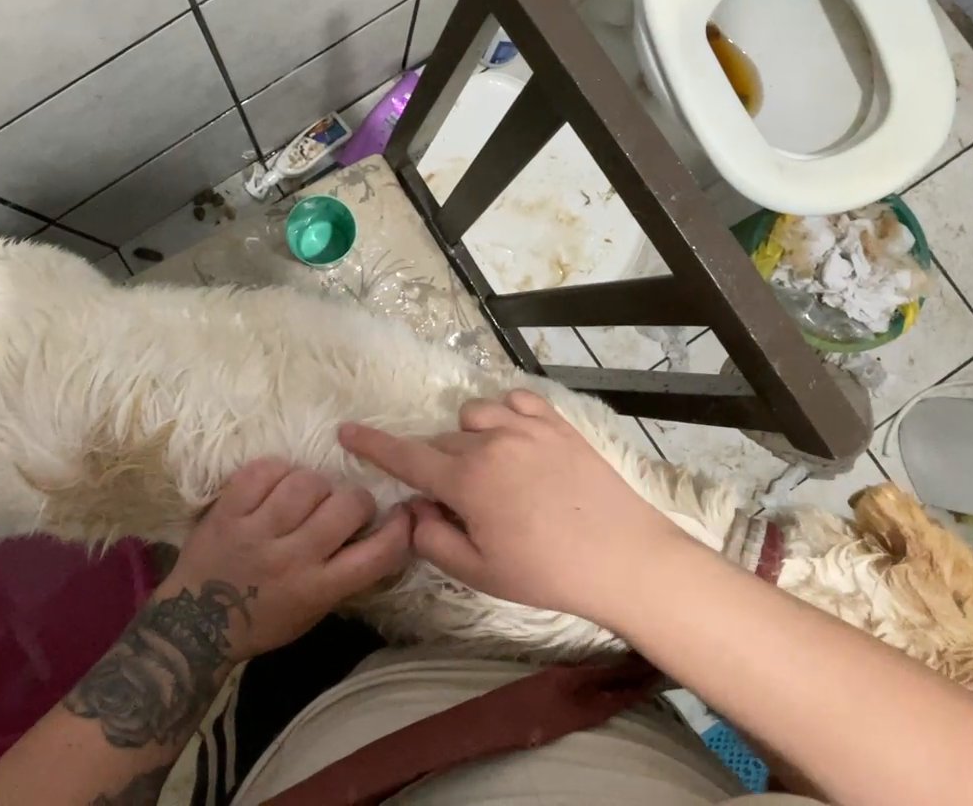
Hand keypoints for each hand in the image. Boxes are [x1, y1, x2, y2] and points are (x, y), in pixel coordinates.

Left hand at [157, 459, 412, 662]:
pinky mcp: (227, 512)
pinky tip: (276, 482)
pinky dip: (277, 470)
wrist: (196, 625)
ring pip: (306, 483)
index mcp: (319, 589)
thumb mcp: (314, 610)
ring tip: (306, 494)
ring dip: (314, 483)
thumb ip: (345, 573)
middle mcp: (292, 559)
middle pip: (346, 506)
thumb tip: (378, 530)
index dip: (400, 528)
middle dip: (354, 499)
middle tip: (343, 505)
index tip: (403, 514)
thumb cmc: (264, 618)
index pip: (378, 555)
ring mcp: (256, 532)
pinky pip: (263, 471)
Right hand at [338, 389, 684, 628]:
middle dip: (437, 467)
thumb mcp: (480, 572)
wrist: (625, 558)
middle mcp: (490, 442)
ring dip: (468, 438)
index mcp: (466, 479)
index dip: (372, 444)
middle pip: (441, 442)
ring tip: (489, 469)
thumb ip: (433, 539)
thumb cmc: (547, 572)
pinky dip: (505, 414)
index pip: (405, 456)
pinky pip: (515, 400)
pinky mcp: (557, 423)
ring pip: (474, 415)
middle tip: (460, 505)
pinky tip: (516, 439)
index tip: (346, 429)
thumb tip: (415, 508)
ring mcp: (526, 426)